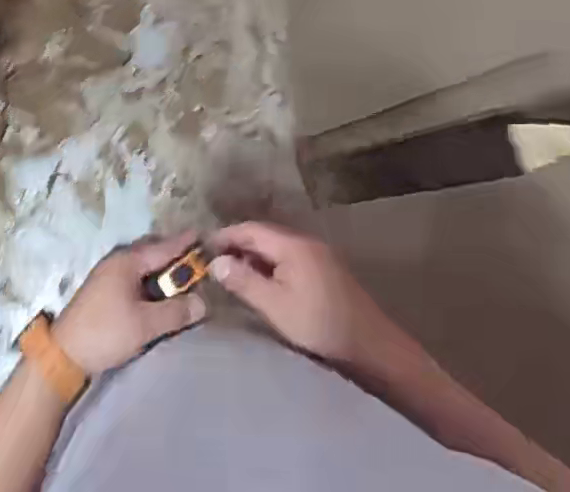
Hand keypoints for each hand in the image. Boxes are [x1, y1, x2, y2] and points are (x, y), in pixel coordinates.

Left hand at [52, 232, 208, 374]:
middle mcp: (119, 260)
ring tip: (184, 279)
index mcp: (128, 261)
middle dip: (176, 256)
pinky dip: (152, 280)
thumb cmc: (105, 333)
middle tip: (199, 263)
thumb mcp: (145, 325)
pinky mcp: (104, 290)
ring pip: (144, 265)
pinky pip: (136, 276)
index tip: (207, 237)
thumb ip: (176, 312)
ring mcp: (109, 274)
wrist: (61, 357)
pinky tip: (161, 293)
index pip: (165, 246)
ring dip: (163, 270)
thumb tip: (203, 303)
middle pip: (154, 252)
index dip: (187, 243)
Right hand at [208, 222, 402, 368]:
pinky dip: (269, 262)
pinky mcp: (323, 268)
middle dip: (238, 244)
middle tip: (213, 261)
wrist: (367, 341)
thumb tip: (216, 262)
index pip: (252, 229)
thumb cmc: (317, 322)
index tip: (203, 246)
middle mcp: (305, 241)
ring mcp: (317, 253)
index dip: (226, 235)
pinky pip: (288, 255)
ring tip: (232, 272)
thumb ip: (244, 281)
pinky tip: (261, 280)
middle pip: (264, 234)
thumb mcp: (274, 305)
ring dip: (254, 254)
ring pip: (276, 245)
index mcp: (292, 244)